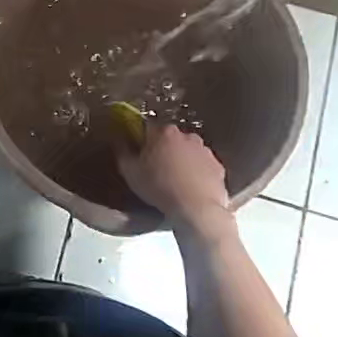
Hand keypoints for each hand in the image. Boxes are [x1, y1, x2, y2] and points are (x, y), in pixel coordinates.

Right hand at [116, 124, 231, 232]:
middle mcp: (186, 136)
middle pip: (169, 138)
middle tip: (154, 168)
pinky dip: (196, 172)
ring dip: (180, 160)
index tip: (137, 152)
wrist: (197, 209)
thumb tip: (120, 143)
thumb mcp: (130, 173)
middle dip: (162, 149)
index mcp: (163, 133)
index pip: (147, 127)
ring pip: (187, 151)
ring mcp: (204, 150)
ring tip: (173, 181)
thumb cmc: (160, 188)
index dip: (140, 139)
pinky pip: (202, 165)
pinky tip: (189, 188)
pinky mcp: (217, 166)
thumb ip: (122, 153)